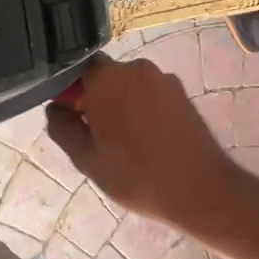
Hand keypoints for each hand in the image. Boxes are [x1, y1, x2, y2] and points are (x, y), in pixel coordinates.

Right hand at [44, 56, 240, 234]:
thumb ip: (63, 128)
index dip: (70, 90)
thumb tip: (55, 109)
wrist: (203, 191)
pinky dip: (144, 109)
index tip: (73, 116)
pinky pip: (151, 94)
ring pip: (129, 85)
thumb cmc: (138, 175)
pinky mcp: (182, 93)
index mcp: (106, 78)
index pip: (77, 67)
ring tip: (126, 142)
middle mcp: (135, 68)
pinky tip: (149, 140)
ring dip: (122, 104)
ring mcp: (163, 78)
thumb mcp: (87, 160)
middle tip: (97, 135)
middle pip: (105, 76)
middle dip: (97, 98)